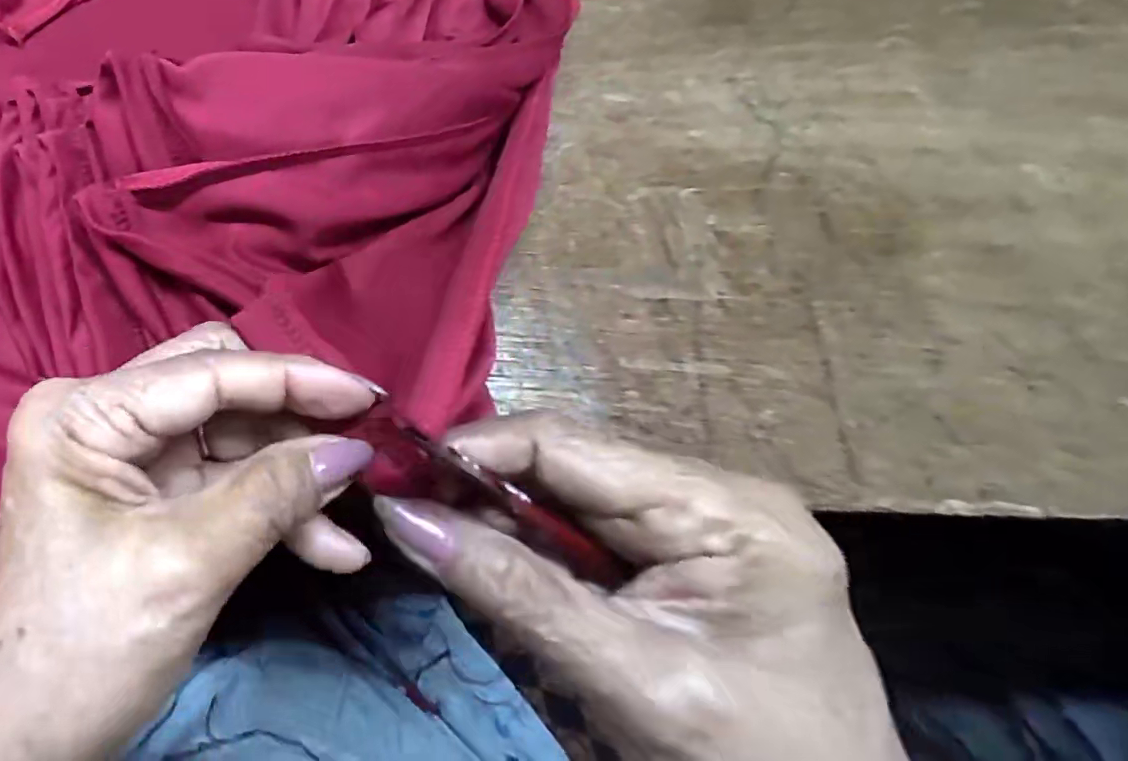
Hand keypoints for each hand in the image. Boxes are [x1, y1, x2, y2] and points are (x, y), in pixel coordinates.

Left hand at [0, 323, 380, 760]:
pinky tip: (328, 544)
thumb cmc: (82, 655)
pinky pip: (227, 474)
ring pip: (234, 430)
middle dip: (291, 417)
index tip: (365, 394)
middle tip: (358, 440)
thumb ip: (274, 495)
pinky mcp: (151, 487)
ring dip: (291, 470)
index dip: (293, 379)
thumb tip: (353, 449)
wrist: (21, 750)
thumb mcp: (187, 567)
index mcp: (84, 412)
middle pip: (222, 384)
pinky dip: (274, 504)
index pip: (207, 372)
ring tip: (351, 506)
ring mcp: (127, 450)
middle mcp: (102, 412)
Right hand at [373, 413, 905, 760]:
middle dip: (486, 486)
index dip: (480, 449)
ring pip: (564, 491)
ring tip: (446, 542)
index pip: (572, 444)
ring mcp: (694, 521)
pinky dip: (529, 544)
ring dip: (501, 515)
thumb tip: (403, 516)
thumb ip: (514, 592)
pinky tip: (498, 564)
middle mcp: (709, 493)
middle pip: (566, 463)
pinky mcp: (676, 552)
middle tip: (415, 515)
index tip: (406, 476)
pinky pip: (580, 528)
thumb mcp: (630, 684)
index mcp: (725, 508)